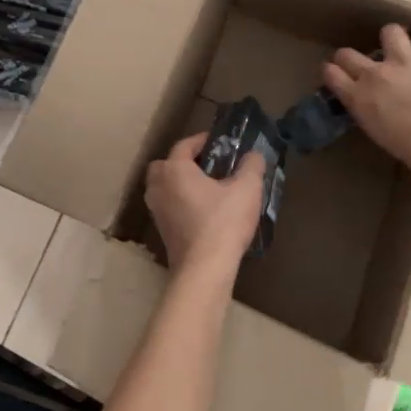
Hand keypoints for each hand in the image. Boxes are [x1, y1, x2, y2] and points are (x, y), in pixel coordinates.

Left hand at [145, 134, 265, 277]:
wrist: (204, 269)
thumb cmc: (223, 222)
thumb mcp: (246, 190)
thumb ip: (251, 166)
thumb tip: (254, 154)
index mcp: (174, 169)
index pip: (184, 145)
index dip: (201, 141)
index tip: (218, 142)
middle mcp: (159, 185)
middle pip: (166, 164)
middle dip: (183, 161)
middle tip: (207, 166)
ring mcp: (156, 209)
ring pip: (163, 186)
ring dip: (179, 183)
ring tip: (205, 188)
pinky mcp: (161, 230)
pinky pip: (168, 206)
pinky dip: (179, 202)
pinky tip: (201, 211)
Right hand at [323, 23, 410, 186]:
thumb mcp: (385, 137)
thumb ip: (372, 114)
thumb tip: (375, 105)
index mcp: (360, 99)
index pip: (331, 74)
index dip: (332, 74)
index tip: (337, 78)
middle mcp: (377, 75)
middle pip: (347, 54)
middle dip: (349, 59)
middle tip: (362, 69)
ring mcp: (406, 62)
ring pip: (389, 32)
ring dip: (391, 42)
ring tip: (400, 54)